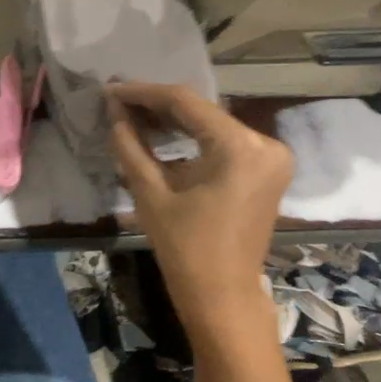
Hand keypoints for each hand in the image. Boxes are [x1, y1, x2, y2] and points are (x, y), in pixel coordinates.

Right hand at [106, 82, 294, 327]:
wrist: (222, 293)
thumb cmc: (184, 245)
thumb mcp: (149, 190)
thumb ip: (130, 143)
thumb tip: (114, 110)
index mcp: (240, 147)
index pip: (185, 103)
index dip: (143, 93)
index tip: (109, 88)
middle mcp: (264, 144)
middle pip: (200, 110)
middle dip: (156, 104)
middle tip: (116, 100)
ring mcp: (270, 156)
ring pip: (210, 122)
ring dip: (172, 119)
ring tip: (130, 114)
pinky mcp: (266, 169)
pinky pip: (222, 139)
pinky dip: (191, 135)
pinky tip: (159, 132)